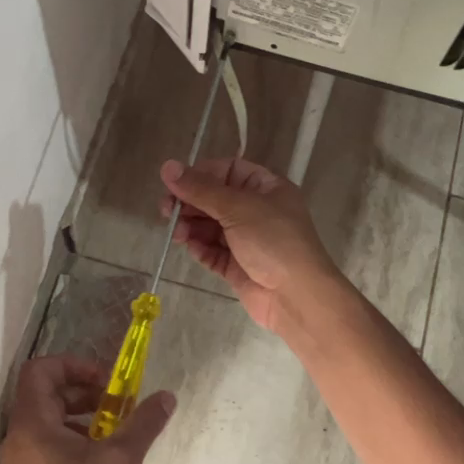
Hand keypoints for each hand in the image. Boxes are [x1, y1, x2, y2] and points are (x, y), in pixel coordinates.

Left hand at [0, 355, 174, 463]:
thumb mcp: (120, 461)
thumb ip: (143, 424)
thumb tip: (166, 396)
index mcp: (32, 424)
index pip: (41, 370)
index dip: (75, 365)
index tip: (108, 382)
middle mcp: (20, 437)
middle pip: (46, 394)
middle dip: (85, 392)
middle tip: (118, 406)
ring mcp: (21, 462)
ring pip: (48, 421)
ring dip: (82, 417)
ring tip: (116, 433)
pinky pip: (48, 445)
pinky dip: (74, 440)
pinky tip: (103, 462)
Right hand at [159, 157, 344, 334]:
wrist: (295, 296)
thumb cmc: (273, 241)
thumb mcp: (238, 208)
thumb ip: (200, 189)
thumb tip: (167, 167)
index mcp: (266, 188)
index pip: (228, 170)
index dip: (201, 175)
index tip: (176, 184)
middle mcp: (257, 211)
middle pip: (215, 199)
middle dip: (190, 203)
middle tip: (167, 211)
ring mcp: (247, 240)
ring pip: (211, 226)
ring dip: (191, 226)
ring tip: (178, 233)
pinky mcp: (237, 266)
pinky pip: (212, 251)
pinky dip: (199, 248)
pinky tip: (190, 246)